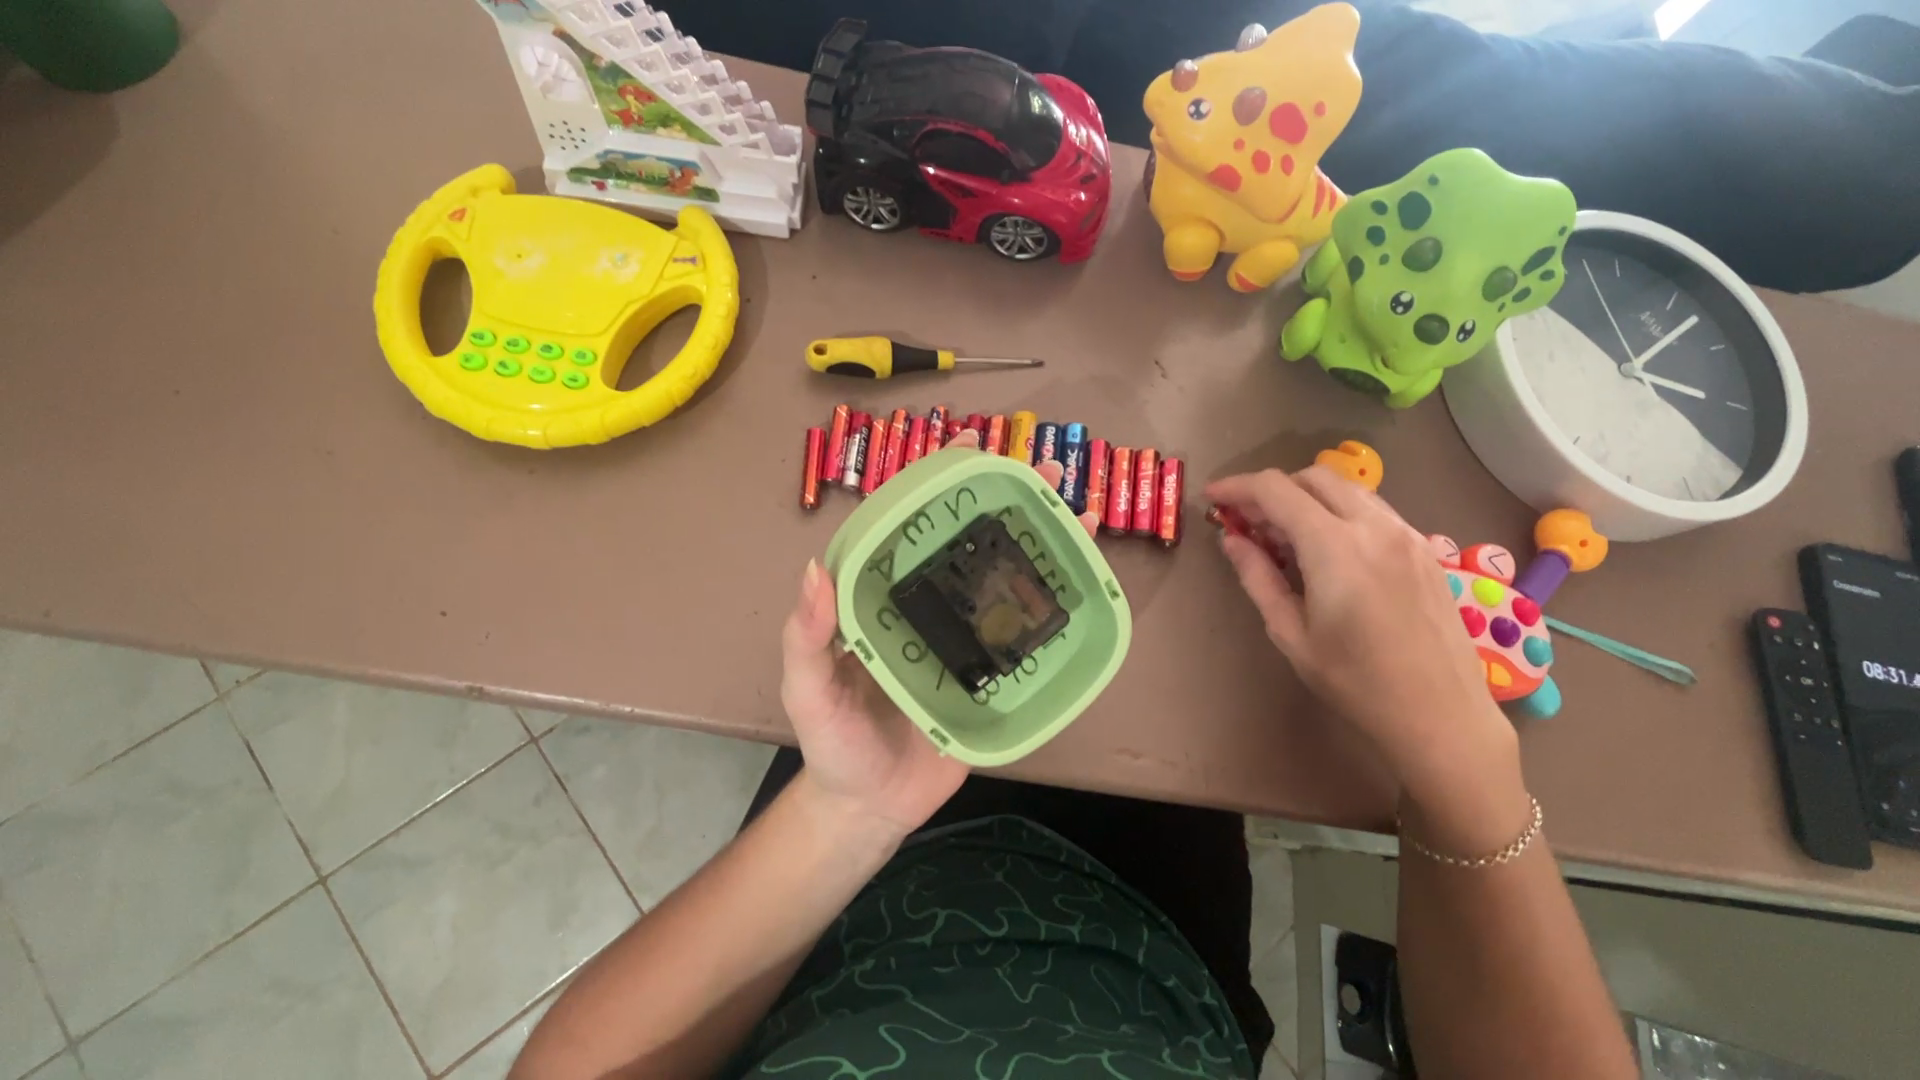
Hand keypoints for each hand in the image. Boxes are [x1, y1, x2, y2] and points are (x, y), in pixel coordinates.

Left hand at [778, 431, 1095, 839]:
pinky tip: (1080, 577)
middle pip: (965, 544)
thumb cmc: (834, 745)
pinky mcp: (990, 676)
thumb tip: (816, 568)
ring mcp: (961, 641)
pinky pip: (1022, 634)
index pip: (907, 528)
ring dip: (1037, 541)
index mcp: (880, 600)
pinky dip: (1050, 603)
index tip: (966, 445)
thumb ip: (807, 637)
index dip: (935, 484)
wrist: (872, 807)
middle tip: (1043, 467)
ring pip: (1000, 580)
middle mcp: (924, 608)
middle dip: (1003, 502)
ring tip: (1075, 505)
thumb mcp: (807, 691)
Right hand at [1205, 466, 1519, 815]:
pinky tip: (1328, 550)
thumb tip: (1232, 540)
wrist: (1441, 714)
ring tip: (1284, 536)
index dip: (1238, 486)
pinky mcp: (1425, 548)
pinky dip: (1340, 512)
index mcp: (1335, 547)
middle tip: (1247, 522)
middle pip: (1313, 477)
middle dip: (1273, 489)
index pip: (1276, 490)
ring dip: (1308, 498)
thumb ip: (1259, 578)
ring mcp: (1406, 534)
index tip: (1212, 498)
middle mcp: (1374, 527)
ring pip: (1348, 489)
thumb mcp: (1292, 635)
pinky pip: (1374, 510)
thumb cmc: (1356, 683)